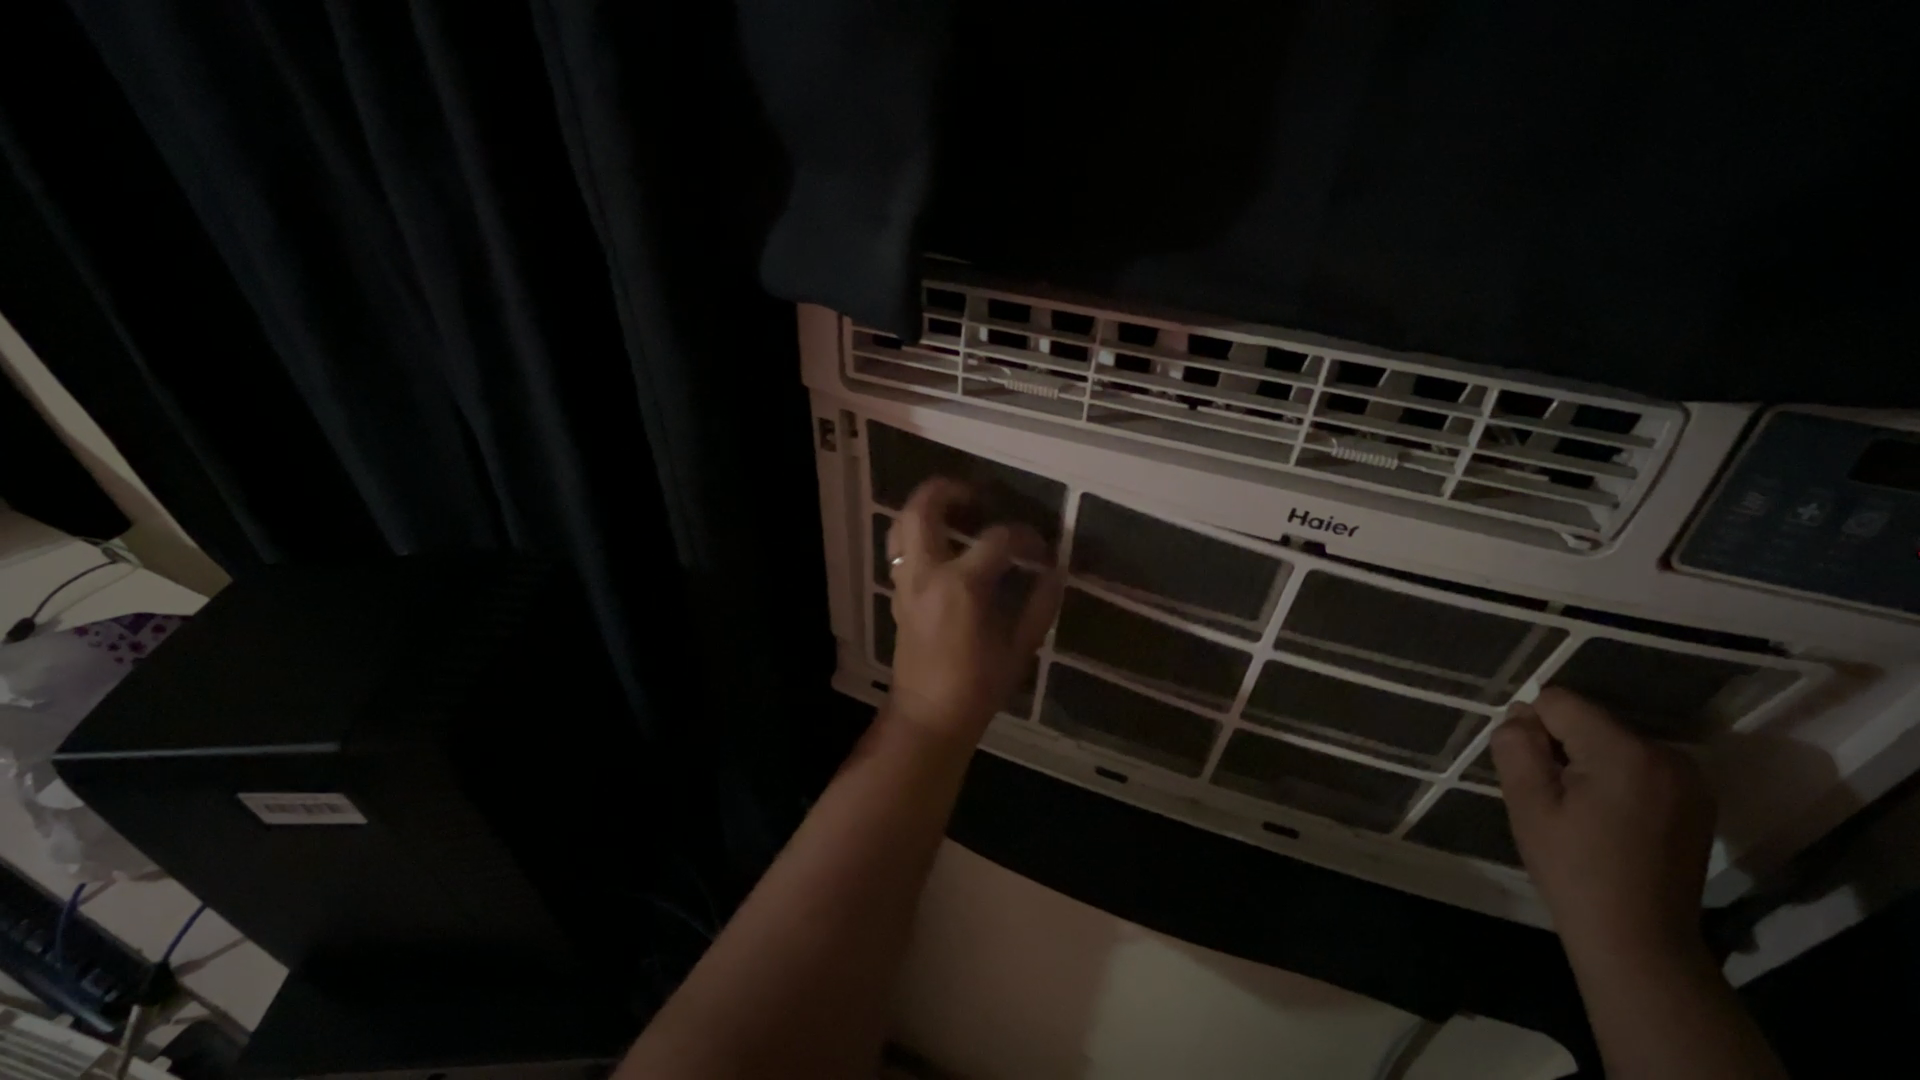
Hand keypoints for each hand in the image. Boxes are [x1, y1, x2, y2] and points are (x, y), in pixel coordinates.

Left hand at [883, 478, 1064, 745]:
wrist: (929, 716)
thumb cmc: (978, 686)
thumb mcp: (1020, 646)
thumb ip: (1040, 603)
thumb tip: (1056, 571)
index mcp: (961, 585)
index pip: (997, 539)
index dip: (1025, 538)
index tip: (1042, 551)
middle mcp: (927, 573)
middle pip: (924, 508)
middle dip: (949, 490)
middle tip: (978, 496)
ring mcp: (906, 582)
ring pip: (902, 523)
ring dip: (926, 507)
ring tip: (956, 511)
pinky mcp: (898, 594)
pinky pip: (900, 548)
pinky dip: (918, 533)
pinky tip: (944, 543)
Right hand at [1491, 688, 1716, 961]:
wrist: (1638, 938)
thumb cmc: (1574, 870)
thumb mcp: (1527, 805)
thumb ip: (1516, 747)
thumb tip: (1520, 716)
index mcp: (1624, 751)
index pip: (1559, 702)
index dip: (1531, 729)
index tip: (1533, 775)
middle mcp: (1667, 754)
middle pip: (1590, 720)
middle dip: (1562, 747)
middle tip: (1554, 799)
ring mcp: (1689, 777)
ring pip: (1613, 742)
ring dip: (1588, 763)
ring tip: (1582, 812)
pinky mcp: (1697, 799)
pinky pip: (1639, 765)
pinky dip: (1616, 778)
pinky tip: (1610, 819)